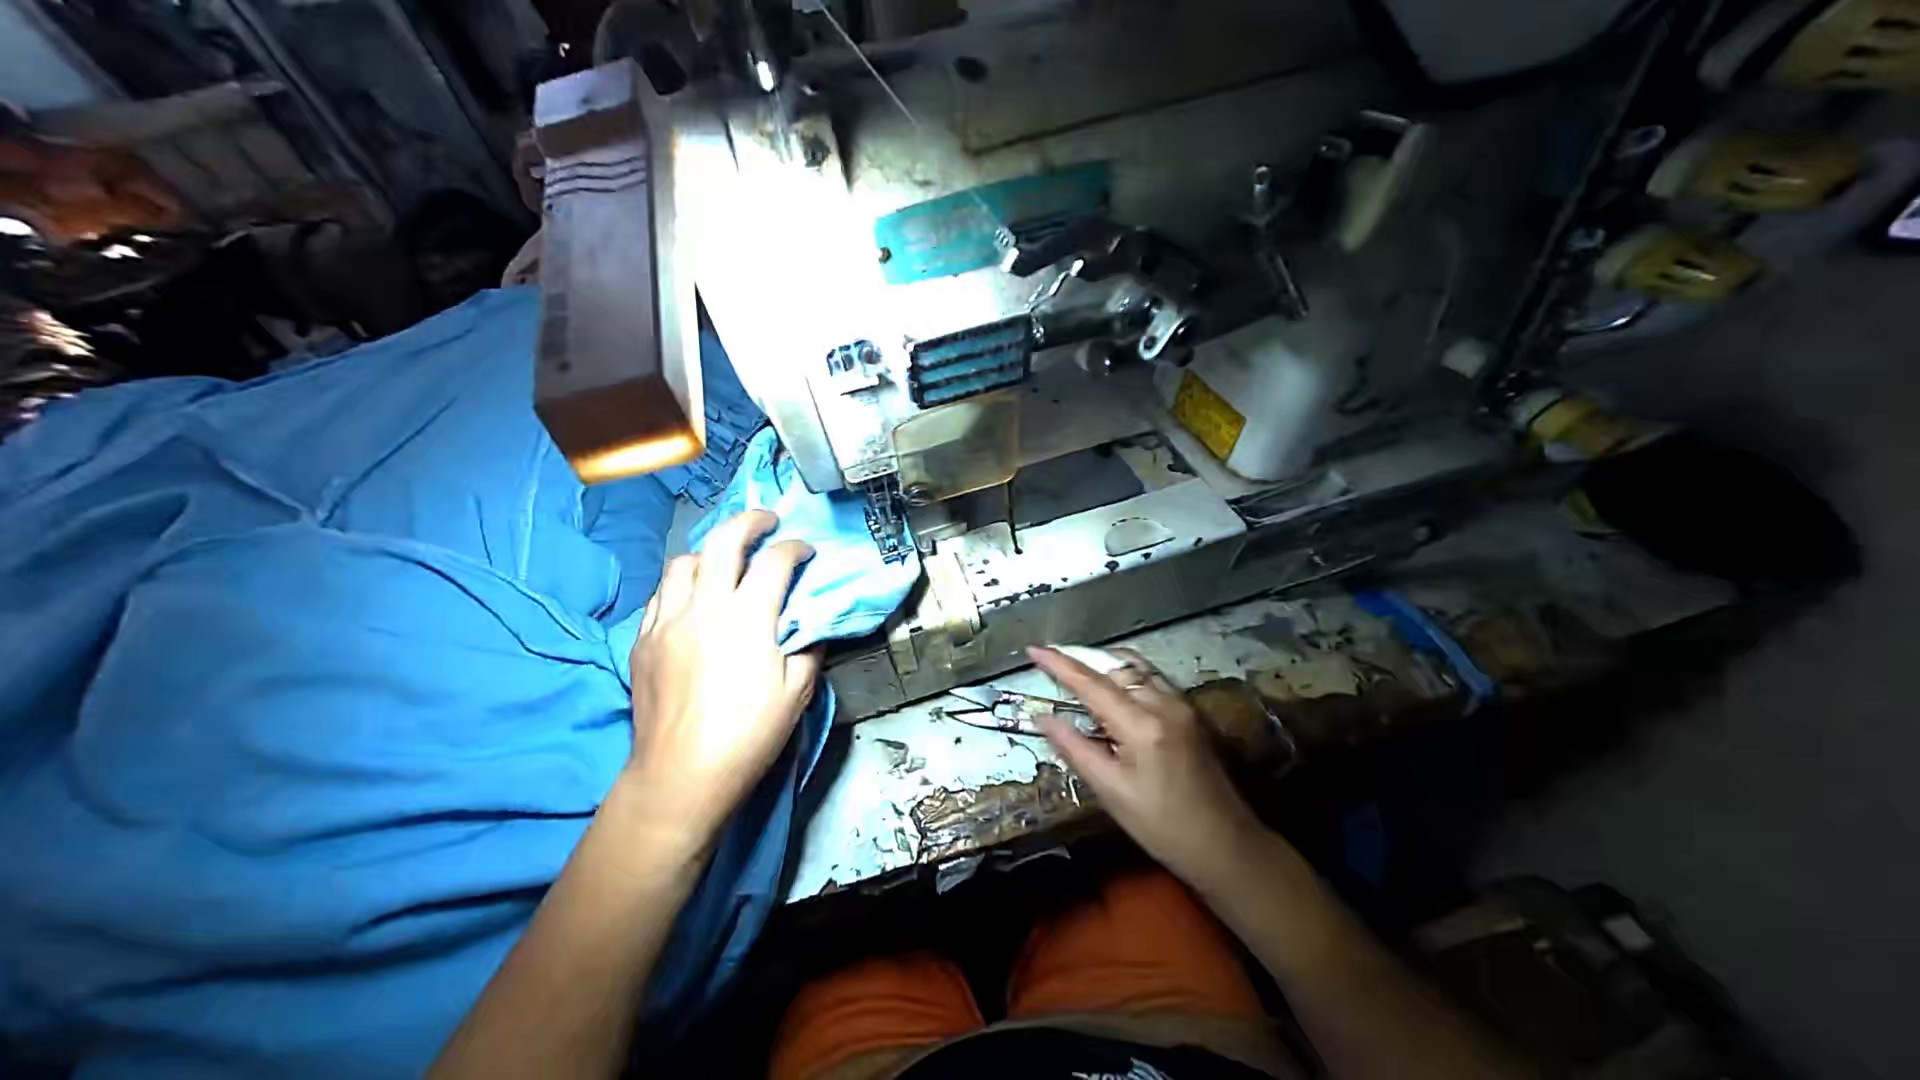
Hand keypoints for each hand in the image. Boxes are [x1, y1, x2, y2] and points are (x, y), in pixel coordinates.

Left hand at [623, 510, 822, 852]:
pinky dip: (682, 584)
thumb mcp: (796, 694)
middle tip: (766, 522)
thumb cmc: (747, 737)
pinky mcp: (643, 639)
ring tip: (726, 562)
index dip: (796, 548)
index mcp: (748, 618)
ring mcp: (667, 620)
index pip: (775, 561)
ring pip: (684, 562)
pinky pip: (660, 594)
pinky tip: (693, 598)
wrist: (680, 775)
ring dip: (711, 553)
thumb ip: (807, 649)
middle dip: (750, 521)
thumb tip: (810, 625)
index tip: (806, 552)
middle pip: (723, 540)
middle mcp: (705, 607)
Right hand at [1029, 645, 1268, 893]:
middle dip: (1080, 658)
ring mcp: (1181, 705)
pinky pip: (1150, 679)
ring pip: (1135, 668)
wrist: (1226, 845)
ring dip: (1103, 663)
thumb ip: (1075, 748)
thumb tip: (1043, 718)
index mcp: (1142, 725)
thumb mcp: (1111, 792)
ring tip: (1073, 666)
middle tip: (1049, 659)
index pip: (1092, 683)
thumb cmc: (1162, 826)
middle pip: (1115, 666)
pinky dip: (1124, 674)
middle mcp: (1164, 703)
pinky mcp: (1189, 713)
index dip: (1059, 664)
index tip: (1033, 650)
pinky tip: (1109, 687)